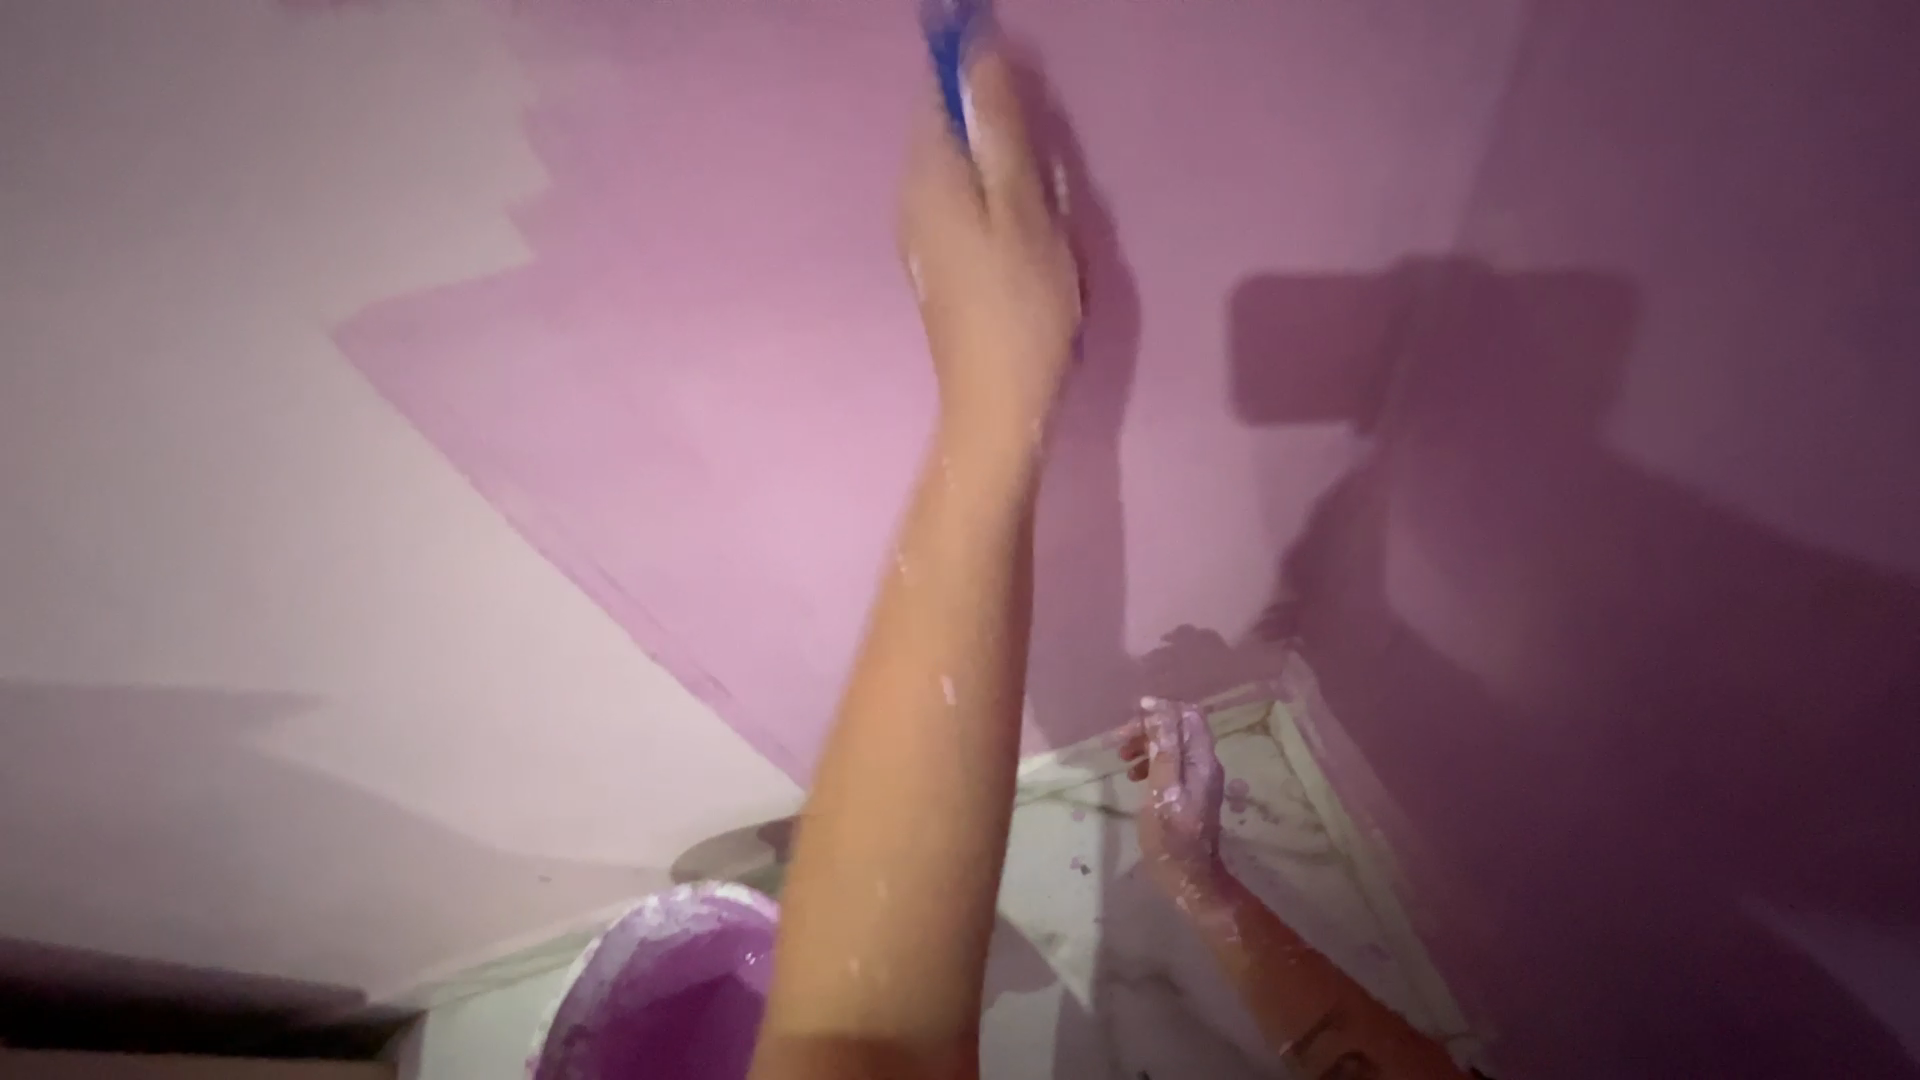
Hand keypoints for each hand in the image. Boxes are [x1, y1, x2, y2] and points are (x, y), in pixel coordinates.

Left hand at [899, 46, 1080, 447]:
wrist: (995, 402)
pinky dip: (995, 212)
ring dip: (1004, 180)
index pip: (938, 91)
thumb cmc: (1021, 308)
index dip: (980, 79)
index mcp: (927, 176)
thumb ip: (1000, 131)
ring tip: (1041, 221)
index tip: (1028, 112)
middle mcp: (909, 199)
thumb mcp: (1024, 211)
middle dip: (999, 138)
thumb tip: (978, 56)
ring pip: (961, 175)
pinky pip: (963, 212)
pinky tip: (1024, 247)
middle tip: (1045, 182)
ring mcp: (918, 237)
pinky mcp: (936, 267)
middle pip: (949, 133)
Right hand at [1121, 698, 1229, 903]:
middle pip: (1178, 728)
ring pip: (1172, 745)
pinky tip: (1133, 775)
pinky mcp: (1189, 791)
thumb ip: (1163, 748)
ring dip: (1146, 745)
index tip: (1132, 717)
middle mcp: (1205, 764)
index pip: (1188, 714)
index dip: (1161, 709)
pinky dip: (1150, 763)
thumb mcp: (1162, 788)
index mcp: (1202, 760)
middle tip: (1121, 740)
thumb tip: (1155, 708)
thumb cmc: (1172, 835)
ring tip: (1123, 757)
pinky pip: (1170, 764)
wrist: (1189, 878)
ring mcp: (1198, 778)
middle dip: (1149, 728)